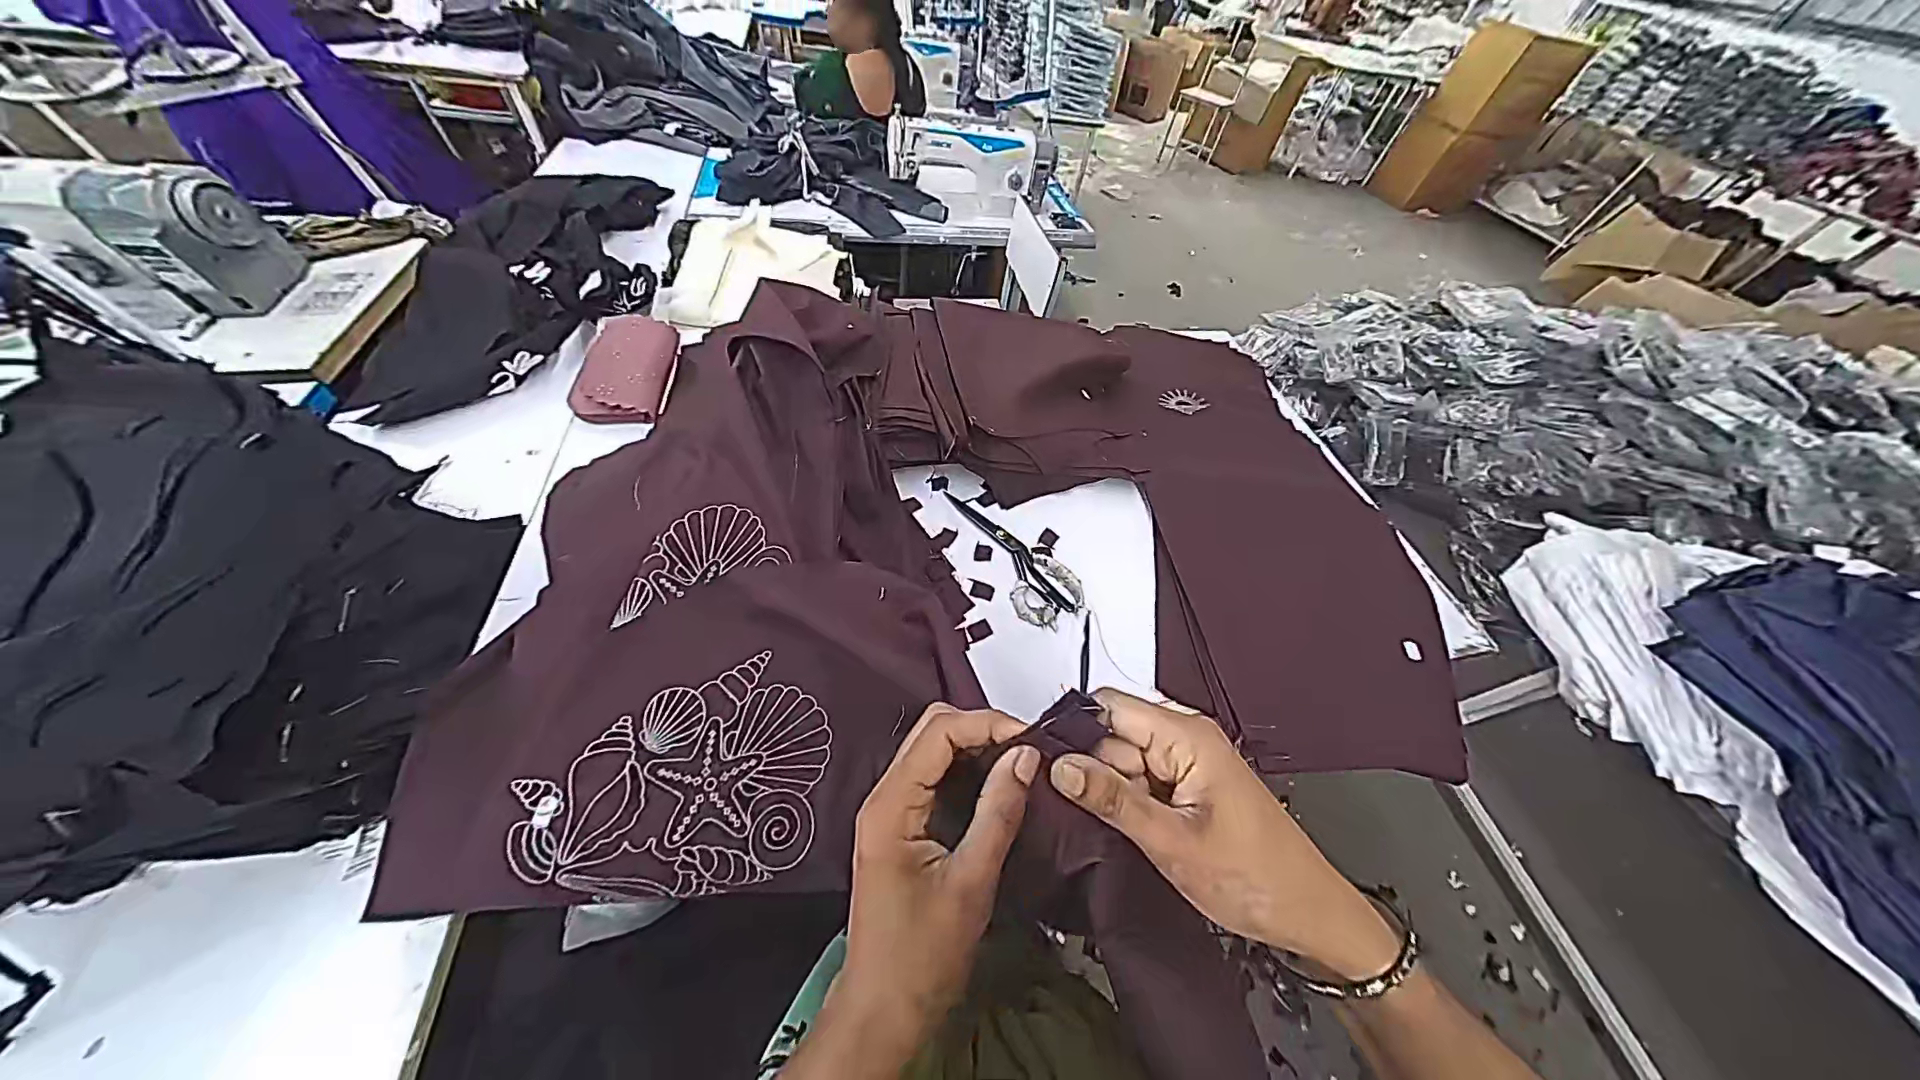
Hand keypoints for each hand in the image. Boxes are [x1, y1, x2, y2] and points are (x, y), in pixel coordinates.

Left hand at [782, 703, 1039, 1078]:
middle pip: (932, 730)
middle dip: (982, 727)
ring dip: (977, 746)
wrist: (884, 1007)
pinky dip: (969, 769)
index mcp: (890, 805)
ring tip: (1020, 761)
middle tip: (1027, 747)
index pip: (938, 732)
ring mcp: (891, 809)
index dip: (986, 723)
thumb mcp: (971, 882)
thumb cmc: (919, 958)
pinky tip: (998, 783)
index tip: (1029, 737)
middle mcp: (884, 797)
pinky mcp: (903, 823)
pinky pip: (936, 775)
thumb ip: (998, 812)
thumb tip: (1025, 756)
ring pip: (934, 748)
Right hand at [1048, 688, 1400, 980]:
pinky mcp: (1186, 782)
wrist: (1308, 914)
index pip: (1108, 706)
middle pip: (1112, 734)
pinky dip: (1132, 803)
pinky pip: (1140, 779)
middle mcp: (1187, 739)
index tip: (1057, 766)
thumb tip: (1064, 768)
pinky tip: (1146, 830)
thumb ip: (1112, 799)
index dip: (1077, 732)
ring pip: (1122, 760)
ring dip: (1117, 793)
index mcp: (1188, 736)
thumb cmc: (1262, 877)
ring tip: (1143, 831)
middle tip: (1116, 815)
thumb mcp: (1172, 841)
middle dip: (1099, 773)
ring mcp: (1187, 761)